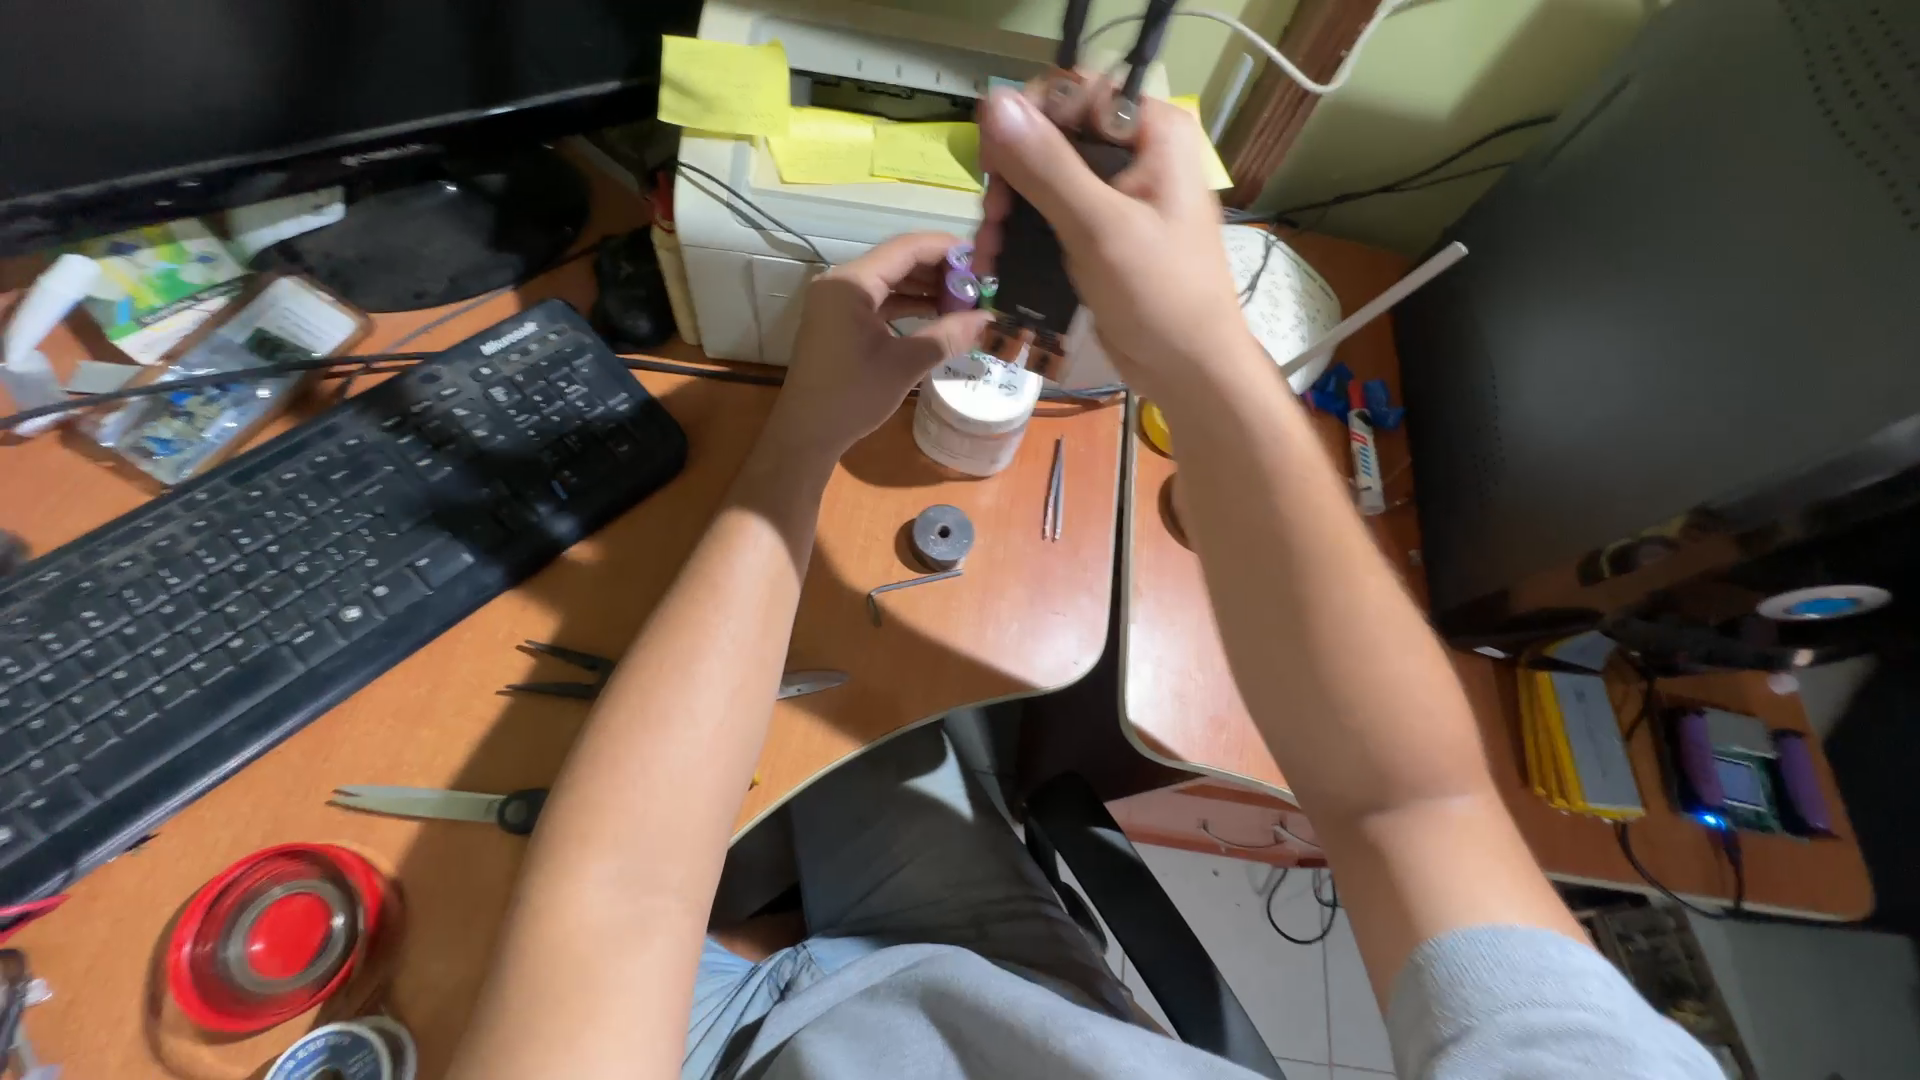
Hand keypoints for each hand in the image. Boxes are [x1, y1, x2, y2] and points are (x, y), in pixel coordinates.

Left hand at [764, 233, 991, 461]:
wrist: (808, 432)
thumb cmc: (852, 396)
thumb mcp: (904, 364)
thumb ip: (947, 335)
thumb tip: (989, 320)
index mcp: (852, 283)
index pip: (907, 249)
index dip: (947, 249)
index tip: (982, 260)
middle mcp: (842, 282)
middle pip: (898, 261)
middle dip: (939, 271)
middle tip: (978, 285)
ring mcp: (838, 301)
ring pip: (890, 281)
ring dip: (925, 289)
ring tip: (964, 301)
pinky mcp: (840, 321)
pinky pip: (879, 301)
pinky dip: (907, 306)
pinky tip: (937, 315)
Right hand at [973, 85, 1254, 403]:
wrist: (1186, 367)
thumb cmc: (1159, 296)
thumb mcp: (1100, 227)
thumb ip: (1048, 167)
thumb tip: (993, 104)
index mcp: (1151, 132)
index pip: (1074, 93)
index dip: (1026, 121)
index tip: (993, 164)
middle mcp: (1134, 153)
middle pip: (1052, 136)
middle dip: (1011, 176)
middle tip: (991, 218)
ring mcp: (1115, 196)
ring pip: (1043, 179)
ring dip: (1009, 210)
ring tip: (988, 250)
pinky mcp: (1099, 234)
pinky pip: (1049, 216)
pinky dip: (1022, 234)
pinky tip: (997, 260)